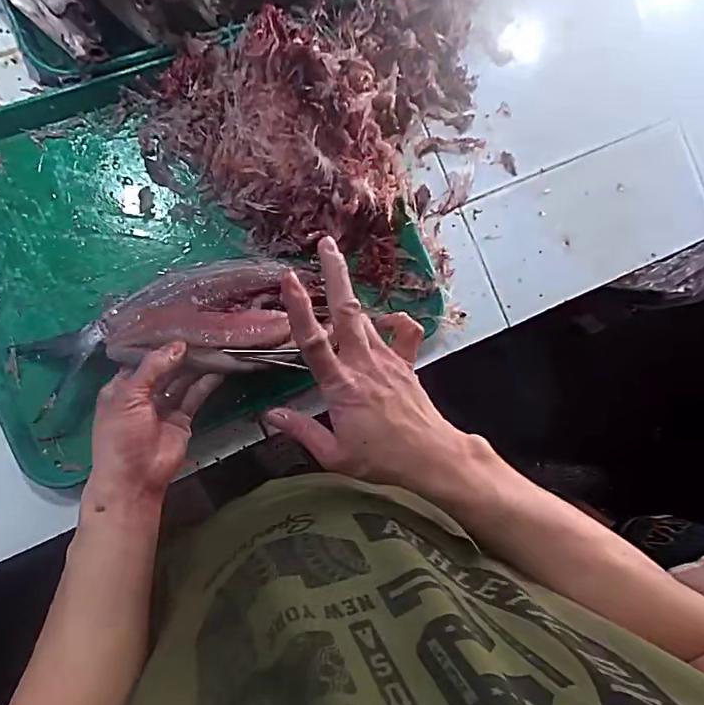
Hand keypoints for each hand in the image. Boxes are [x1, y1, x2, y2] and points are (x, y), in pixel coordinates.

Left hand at [85, 342, 223, 508]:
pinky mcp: (181, 419)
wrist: (135, 479)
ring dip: (195, 366)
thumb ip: (153, 368)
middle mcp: (143, 393)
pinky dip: (205, 384)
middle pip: (164, 367)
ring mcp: (163, 407)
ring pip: (181, 380)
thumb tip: (178, 346)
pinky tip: (217, 371)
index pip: (140, 357)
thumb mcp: (129, 396)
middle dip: (180, 353)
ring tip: (213, 347)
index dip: (157, 343)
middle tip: (201, 333)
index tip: (177, 325)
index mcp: (122, 386)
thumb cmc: (121, 437)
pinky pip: (194, 397)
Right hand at [263, 237, 490, 500]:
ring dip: (351, 291)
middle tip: (325, 244)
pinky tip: (380, 319)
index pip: (314, 343)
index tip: (289, 279)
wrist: (431, 457)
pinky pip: (402, 332)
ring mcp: (388, 361)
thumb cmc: (382, 460)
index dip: (300, 310)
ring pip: (367, 317)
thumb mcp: (334, 455)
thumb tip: (271, 416)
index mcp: (342, 388)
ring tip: (339, 266)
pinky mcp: (405, 364)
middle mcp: (364, 365)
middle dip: (335, 274)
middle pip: (346, 312)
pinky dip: (392, 320)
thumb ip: (301, 432)